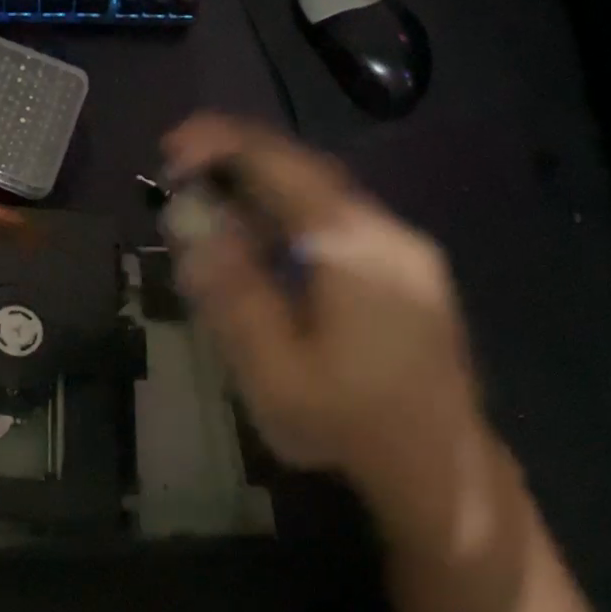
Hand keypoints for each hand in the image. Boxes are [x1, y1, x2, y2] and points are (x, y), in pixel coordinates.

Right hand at [163, 113, 486, 484]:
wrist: (437, 467)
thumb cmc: (346, 422)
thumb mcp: (272, 368)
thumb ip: (231, 292)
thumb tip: (190, 222)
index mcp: (355, 251)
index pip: (286, 171)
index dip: (226, 146)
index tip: (172, 144)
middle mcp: (387, 236)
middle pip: (307, 176)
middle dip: (239, 161)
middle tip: (178, 164)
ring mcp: (403, 254)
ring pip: (323, 200)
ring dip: (261, 189)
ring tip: (205, 198)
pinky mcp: (404, 275)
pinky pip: (338, 225)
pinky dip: (287, 216)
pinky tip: (256, 239)